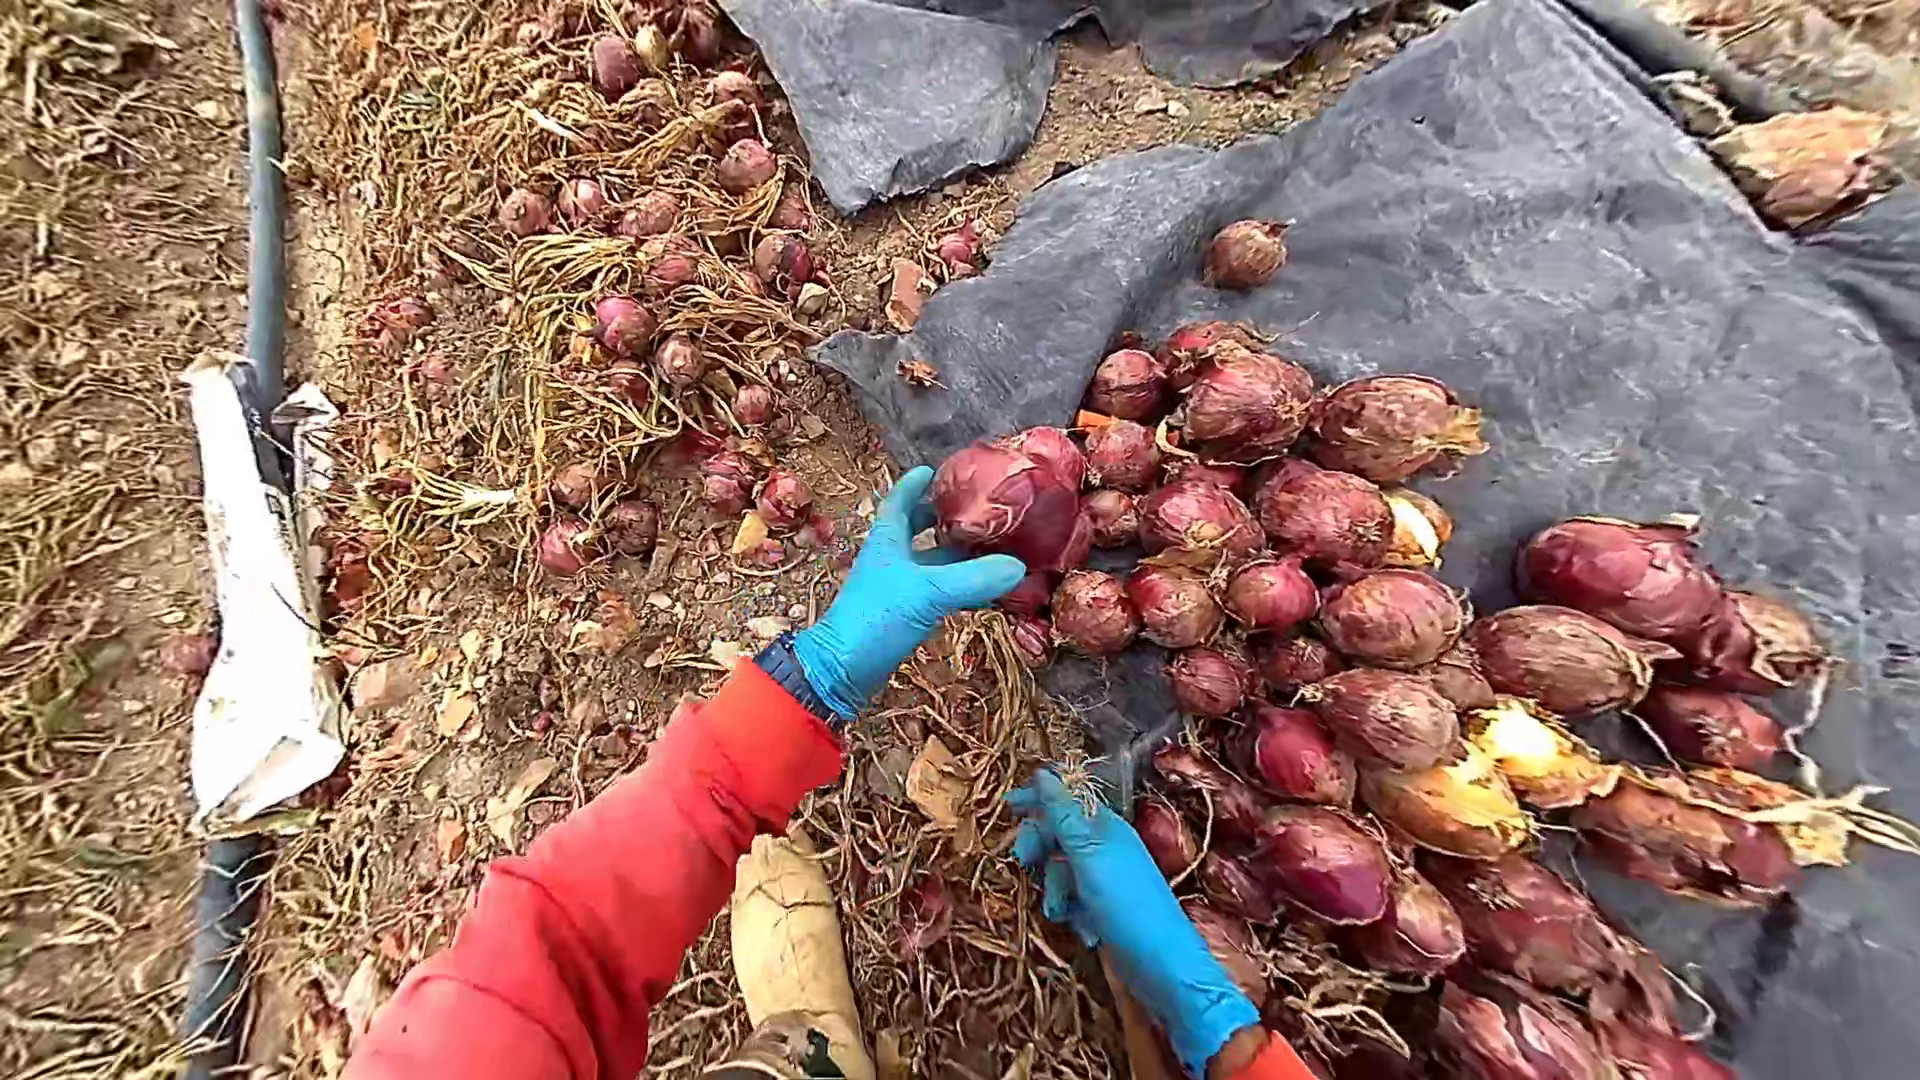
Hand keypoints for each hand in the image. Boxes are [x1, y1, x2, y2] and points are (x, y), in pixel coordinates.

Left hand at [792, 465, 1025, 717]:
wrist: (844, 671)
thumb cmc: (876, 618)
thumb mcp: (927, 592)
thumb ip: (972, 579)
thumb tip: (1017, 566)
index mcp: (887, 540)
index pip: (898, 500)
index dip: (914, 484)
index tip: (935, 471)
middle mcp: (891, 559)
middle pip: (915, 528)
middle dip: (942, 517)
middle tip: (974, 509)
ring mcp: (897, 587)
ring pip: (931, 562)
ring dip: (957, 554)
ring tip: (991, 546)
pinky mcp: (905, 614)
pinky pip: (938, 591)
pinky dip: (960, 587)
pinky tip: (985, 591)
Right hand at [1008, 770, 1259, 1077]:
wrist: (1164, 970)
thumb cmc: (1126, 904)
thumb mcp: (1088, 854)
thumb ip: (1063, 813)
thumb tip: (1042, 772)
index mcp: (1102, 824)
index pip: (1064, 796)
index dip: (1037, 796)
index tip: (1010, 805)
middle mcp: (1101, 844)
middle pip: (1057, 830)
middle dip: (1039, 845)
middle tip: (1024, 860)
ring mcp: (1101, 876)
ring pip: (1059, 865)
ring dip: (1053, 884)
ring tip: (1060, 907)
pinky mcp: (1100, 905)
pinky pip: (1070, 894)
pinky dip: (1068, 906)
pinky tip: (1078, 924)